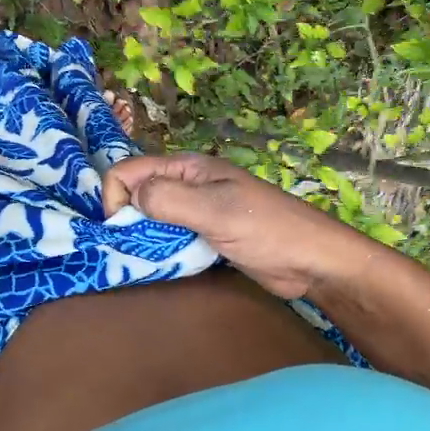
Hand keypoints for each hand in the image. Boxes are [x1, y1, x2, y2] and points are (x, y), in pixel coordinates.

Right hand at [102, 152, 365, 299]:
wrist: (313, 261)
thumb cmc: (266, 229)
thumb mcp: (214, 211)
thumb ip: (169, 199)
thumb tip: (130, 198)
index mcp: (187, 167)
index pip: (129, 171)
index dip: (116, 197)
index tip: (120, 229)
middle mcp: (187, 183)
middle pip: (137, 192)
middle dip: (127, 218)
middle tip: (131, 249)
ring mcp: (197, 209)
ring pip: (152, 216)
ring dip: (144, 236)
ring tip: (147, 259)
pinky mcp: (206, 234)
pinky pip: (170, 236)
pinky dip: (162, 248)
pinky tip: (167, 263)